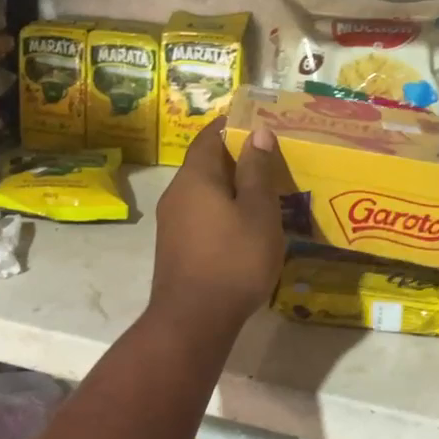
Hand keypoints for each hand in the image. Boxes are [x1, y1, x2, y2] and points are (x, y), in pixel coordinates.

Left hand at [150, 121, 292, 330]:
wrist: (193, 318)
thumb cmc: (233, 260)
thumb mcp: (257, 211)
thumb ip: (256, 170)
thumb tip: (256, 131)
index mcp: (195, 176)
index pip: (209, 137)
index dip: (230, 125)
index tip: (254, 120)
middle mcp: (176, 192)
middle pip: (204, 163)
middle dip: (233, 156)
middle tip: (267, 156)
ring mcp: (171, 221)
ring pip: (201, 190)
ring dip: (228, 185)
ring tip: (261, 190)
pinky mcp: (174, 245)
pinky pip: (199, 213)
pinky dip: (220, 208)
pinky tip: (242, 223)